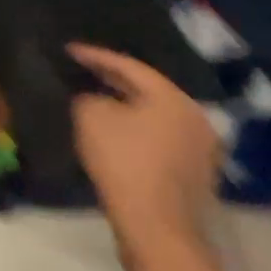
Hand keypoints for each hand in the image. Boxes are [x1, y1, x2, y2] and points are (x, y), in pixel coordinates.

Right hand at [69, 43, 221, 239]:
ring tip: (98, 95)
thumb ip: (88, 96)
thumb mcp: (90, 114)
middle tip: (84, 68)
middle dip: (114, 78)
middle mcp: (195, 117)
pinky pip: (162, 133)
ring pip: (157, 112)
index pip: (129, 66)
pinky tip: (118, 126)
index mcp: (173, 98)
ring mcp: (202, 146)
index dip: (95, 55)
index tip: (68, 49)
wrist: (155, 220)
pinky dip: (139, 125)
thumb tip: (94, 98)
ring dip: (128, 103)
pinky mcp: (196, 169)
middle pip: (148, 88)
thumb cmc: (122, 158)